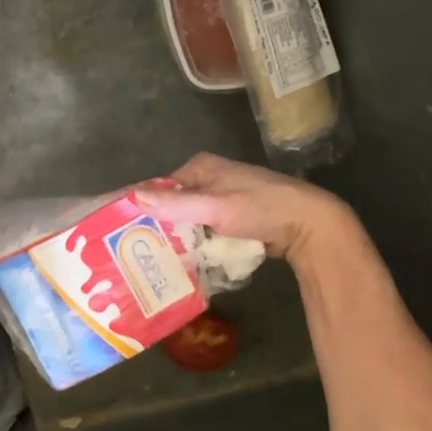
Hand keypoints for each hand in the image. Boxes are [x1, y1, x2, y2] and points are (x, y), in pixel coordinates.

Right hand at [135, 153, 354, 262]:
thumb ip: (177, 204)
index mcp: (200, 167)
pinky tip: (183, 263)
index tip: (121, 231)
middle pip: (171, 205)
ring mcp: (220, 201)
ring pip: (186, 221)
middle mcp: (207, 180)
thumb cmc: (262, 208)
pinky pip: (203, 233)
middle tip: (133, 254)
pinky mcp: (231, 221)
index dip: (140, 207)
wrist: (309, 225)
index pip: (159, 187)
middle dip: (157, 227)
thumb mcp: (216, 207)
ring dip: (175, 240)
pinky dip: (194, 245)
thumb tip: (134, 197)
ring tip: (152, 263)